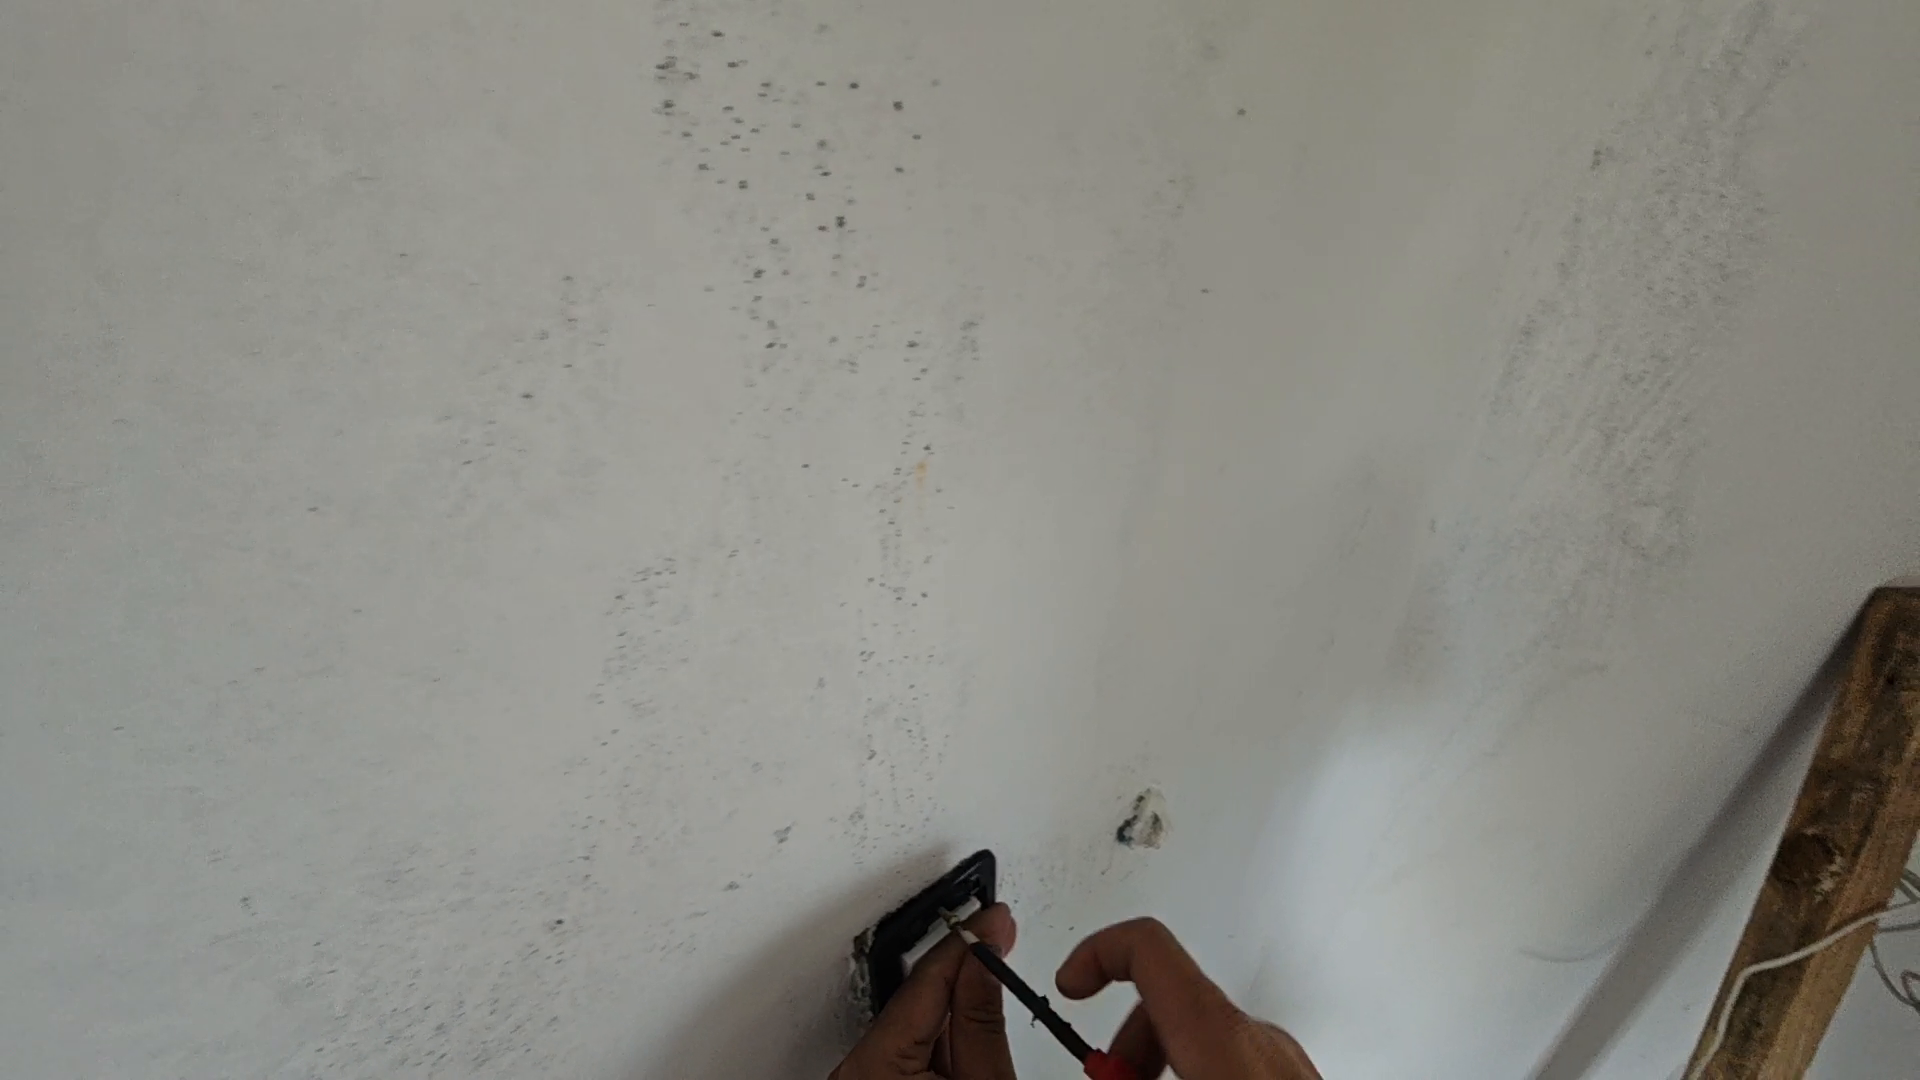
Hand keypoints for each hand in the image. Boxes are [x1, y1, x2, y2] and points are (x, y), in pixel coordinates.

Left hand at [832, 903, 1018, 1079]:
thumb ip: (980, 1019)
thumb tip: (984, 956)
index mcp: (874, 1066)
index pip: (926, 979)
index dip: (967, 940)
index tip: (994, 916)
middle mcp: (856, 1071)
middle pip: (918, 993)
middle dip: (961, 960)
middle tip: (995, 929)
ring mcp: (860, 1077)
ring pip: (914, 1015)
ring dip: (952, 989)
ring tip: (988, 961)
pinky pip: (907, 1041)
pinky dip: (938, 1022)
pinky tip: (966, 1011)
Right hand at [1056, 918, 1321, 1079]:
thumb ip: (1120, 1071)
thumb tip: (1097, 1066)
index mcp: (1223, 1038)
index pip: (1147, 944)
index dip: (1095, 951)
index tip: (1071, 983)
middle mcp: (1261, 1040)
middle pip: (1169, 993)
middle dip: (1125, 1034)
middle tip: (1106, 1077)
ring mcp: (1288, 1064)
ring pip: (1203, 1028)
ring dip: (1160, 1057)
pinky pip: (1234, 1056)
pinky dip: (1197, 1069)